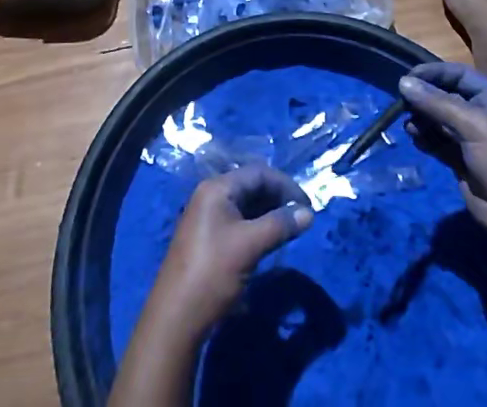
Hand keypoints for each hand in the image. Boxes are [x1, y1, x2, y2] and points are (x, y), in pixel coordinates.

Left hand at [142, 166, 312, 332]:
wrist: (178, 312)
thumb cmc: (214, 272)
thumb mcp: (250, 245)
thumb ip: (280, 225)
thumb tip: (308, 212)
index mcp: (216, 188)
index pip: (257, 173)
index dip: (285, 184)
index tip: (308, 205)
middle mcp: (211, 195)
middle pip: (251, 185)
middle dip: (279, 197)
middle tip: (303, 216)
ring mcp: (208, 215)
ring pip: (246, 204)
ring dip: (270, 211)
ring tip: (292, 228)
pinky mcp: (210, 235)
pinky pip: (239, 219)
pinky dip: (258, 224)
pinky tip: (272, 237)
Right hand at [399, 62, 486, 236]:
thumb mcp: (474, 126)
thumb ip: (437, 103)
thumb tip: (403, 82)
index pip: (460, 75)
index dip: (434, 73)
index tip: (407, 78)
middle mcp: (484, 116)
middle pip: (447, 97)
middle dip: (424, 99)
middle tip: (402, 105)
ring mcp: (473, 140)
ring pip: (440, 120)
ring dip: (422, 120)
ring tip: (409, 126)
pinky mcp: (463, 161)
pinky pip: (438, 142)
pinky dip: (425, 139)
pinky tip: (416, 140)